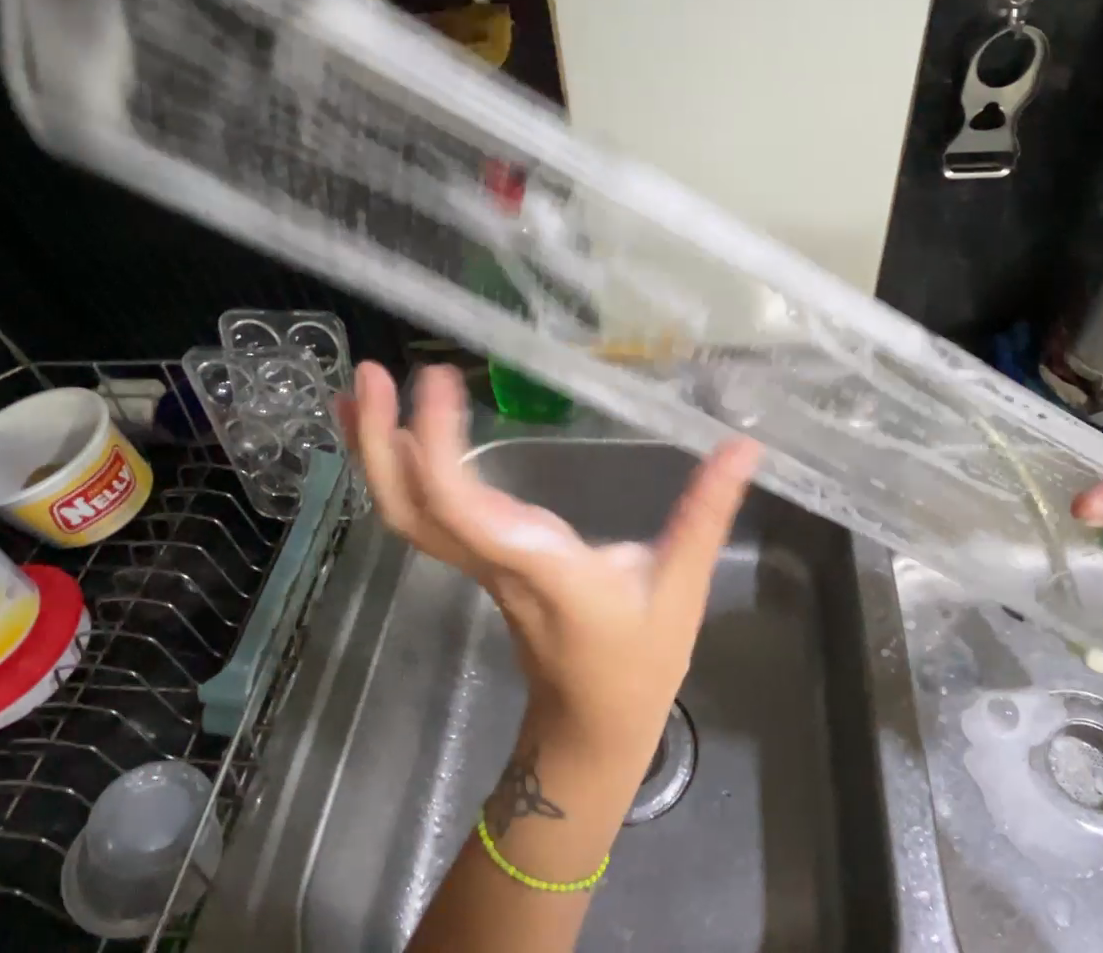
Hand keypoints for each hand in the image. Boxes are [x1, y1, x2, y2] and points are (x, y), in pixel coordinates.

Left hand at [338, 363, 761, 765]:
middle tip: (370, 374)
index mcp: (538, 563)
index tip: (436, 380)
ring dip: (374, 454)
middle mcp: (494, 560)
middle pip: (409, 508)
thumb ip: (707, 513)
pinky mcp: (479, 562)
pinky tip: (394, 436)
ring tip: (359, 390)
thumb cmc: (636, 663)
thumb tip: (744, 446)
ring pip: (404, 513)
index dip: (436, 444)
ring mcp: (478, 564)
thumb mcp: (681, 587)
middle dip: (378, 444)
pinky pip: (424, 516)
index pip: (462, 506)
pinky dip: (398, 472)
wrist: (590, 728)